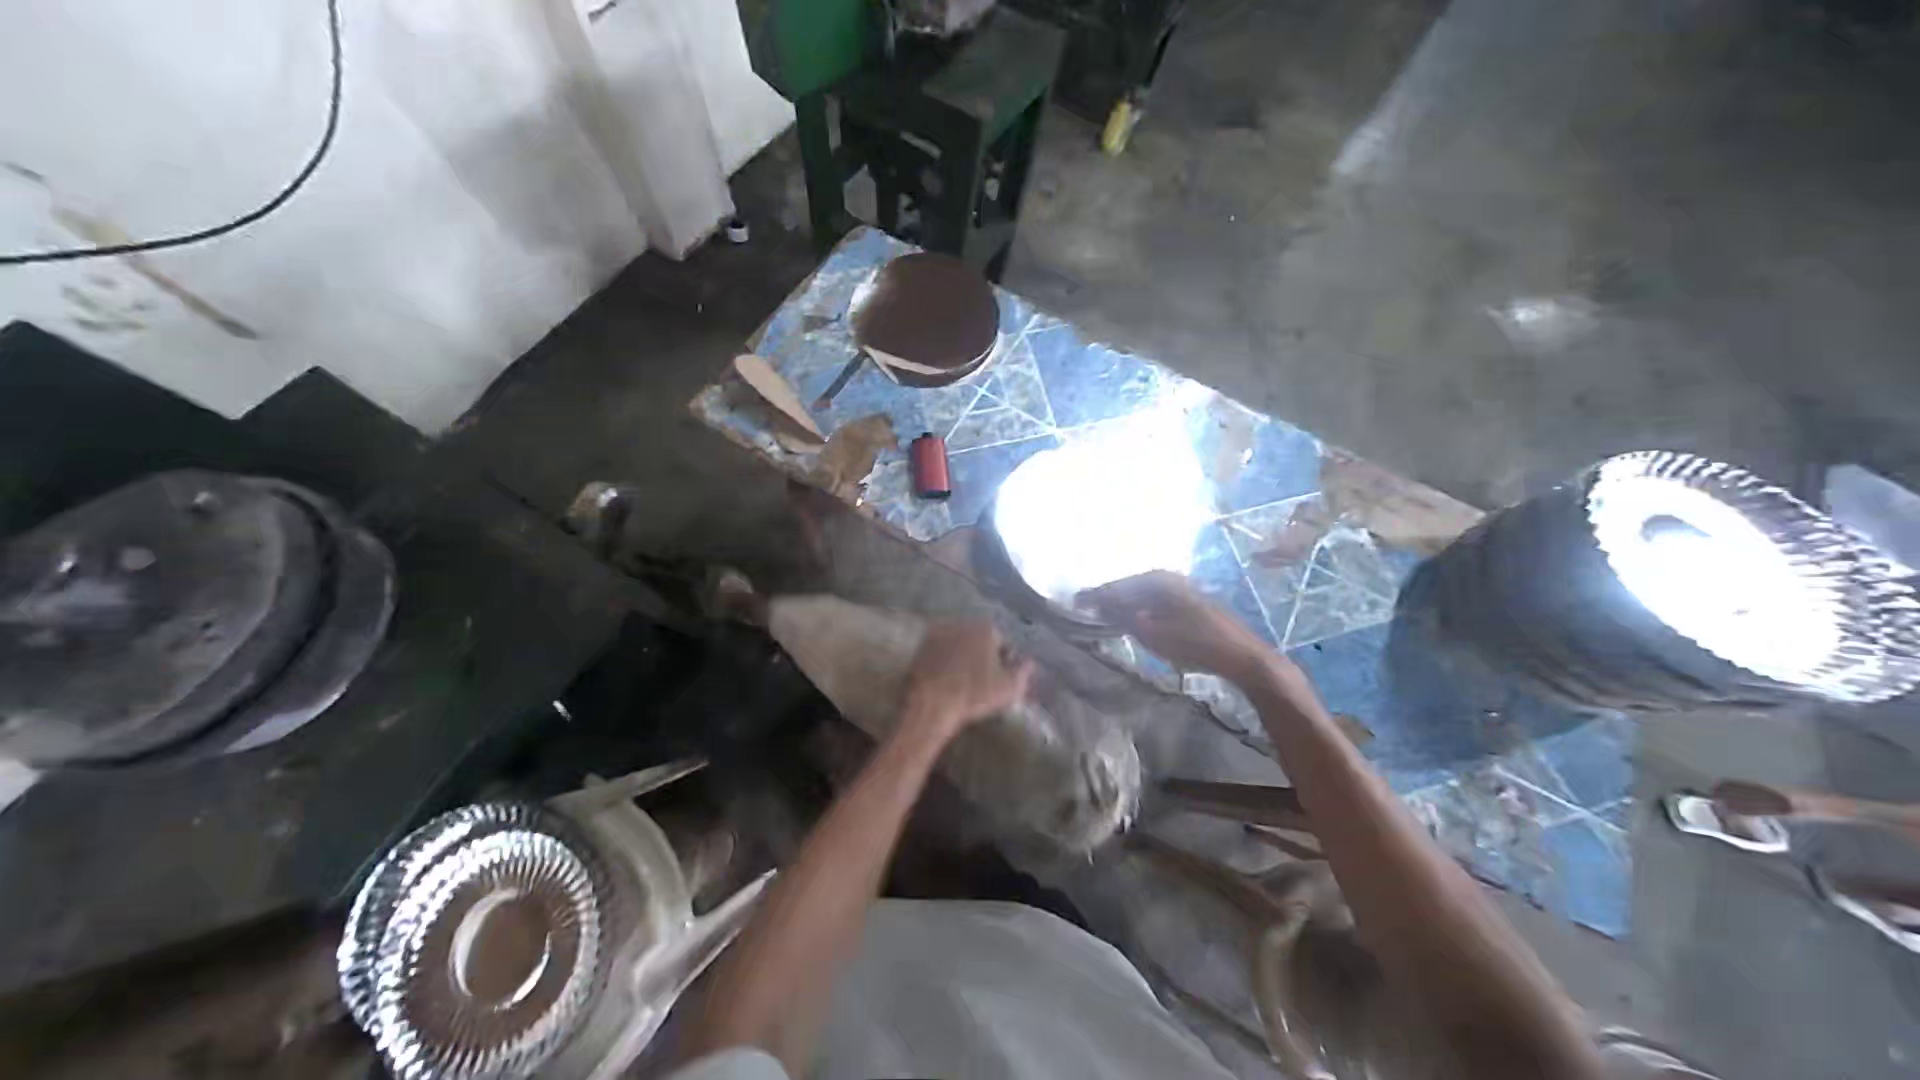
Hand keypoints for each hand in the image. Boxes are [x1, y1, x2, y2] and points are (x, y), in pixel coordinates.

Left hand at [899, 620, 1033, 742]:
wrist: (931, 703)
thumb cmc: (975, 694)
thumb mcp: (1010, 687)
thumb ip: (1023, 671)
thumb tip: (1029, 662)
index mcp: (985, 627)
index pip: (1001, 642)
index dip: (1003, 661)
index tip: (1000, 679)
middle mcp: (961, 622)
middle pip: (978, 639)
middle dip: (982, 655)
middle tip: (982, 681)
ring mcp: (937, 633)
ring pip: (957, 644)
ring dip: (961, 657)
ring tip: (963, 683)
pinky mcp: (919, 647)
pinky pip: (939, 653)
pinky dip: (943, 663)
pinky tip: (945, 681)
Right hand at [1080, 571, 1276, 680]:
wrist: (1242, 657)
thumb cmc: (1196, 644)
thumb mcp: (1153, 633)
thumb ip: (1123, 616)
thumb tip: (1098, 603)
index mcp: (1158, 580)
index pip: (1118, 585)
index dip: (1096, 595)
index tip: (1075, 602)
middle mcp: (1169, 578)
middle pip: (1130, 587)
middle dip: (1109, 597)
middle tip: (1086, 608)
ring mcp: (1182, 589)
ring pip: (1143, 594)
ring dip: (1125, 604)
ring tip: (1105, 616)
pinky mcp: (1190, 603)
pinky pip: (1155, 602)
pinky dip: (1141, 609)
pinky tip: (1134, 620)